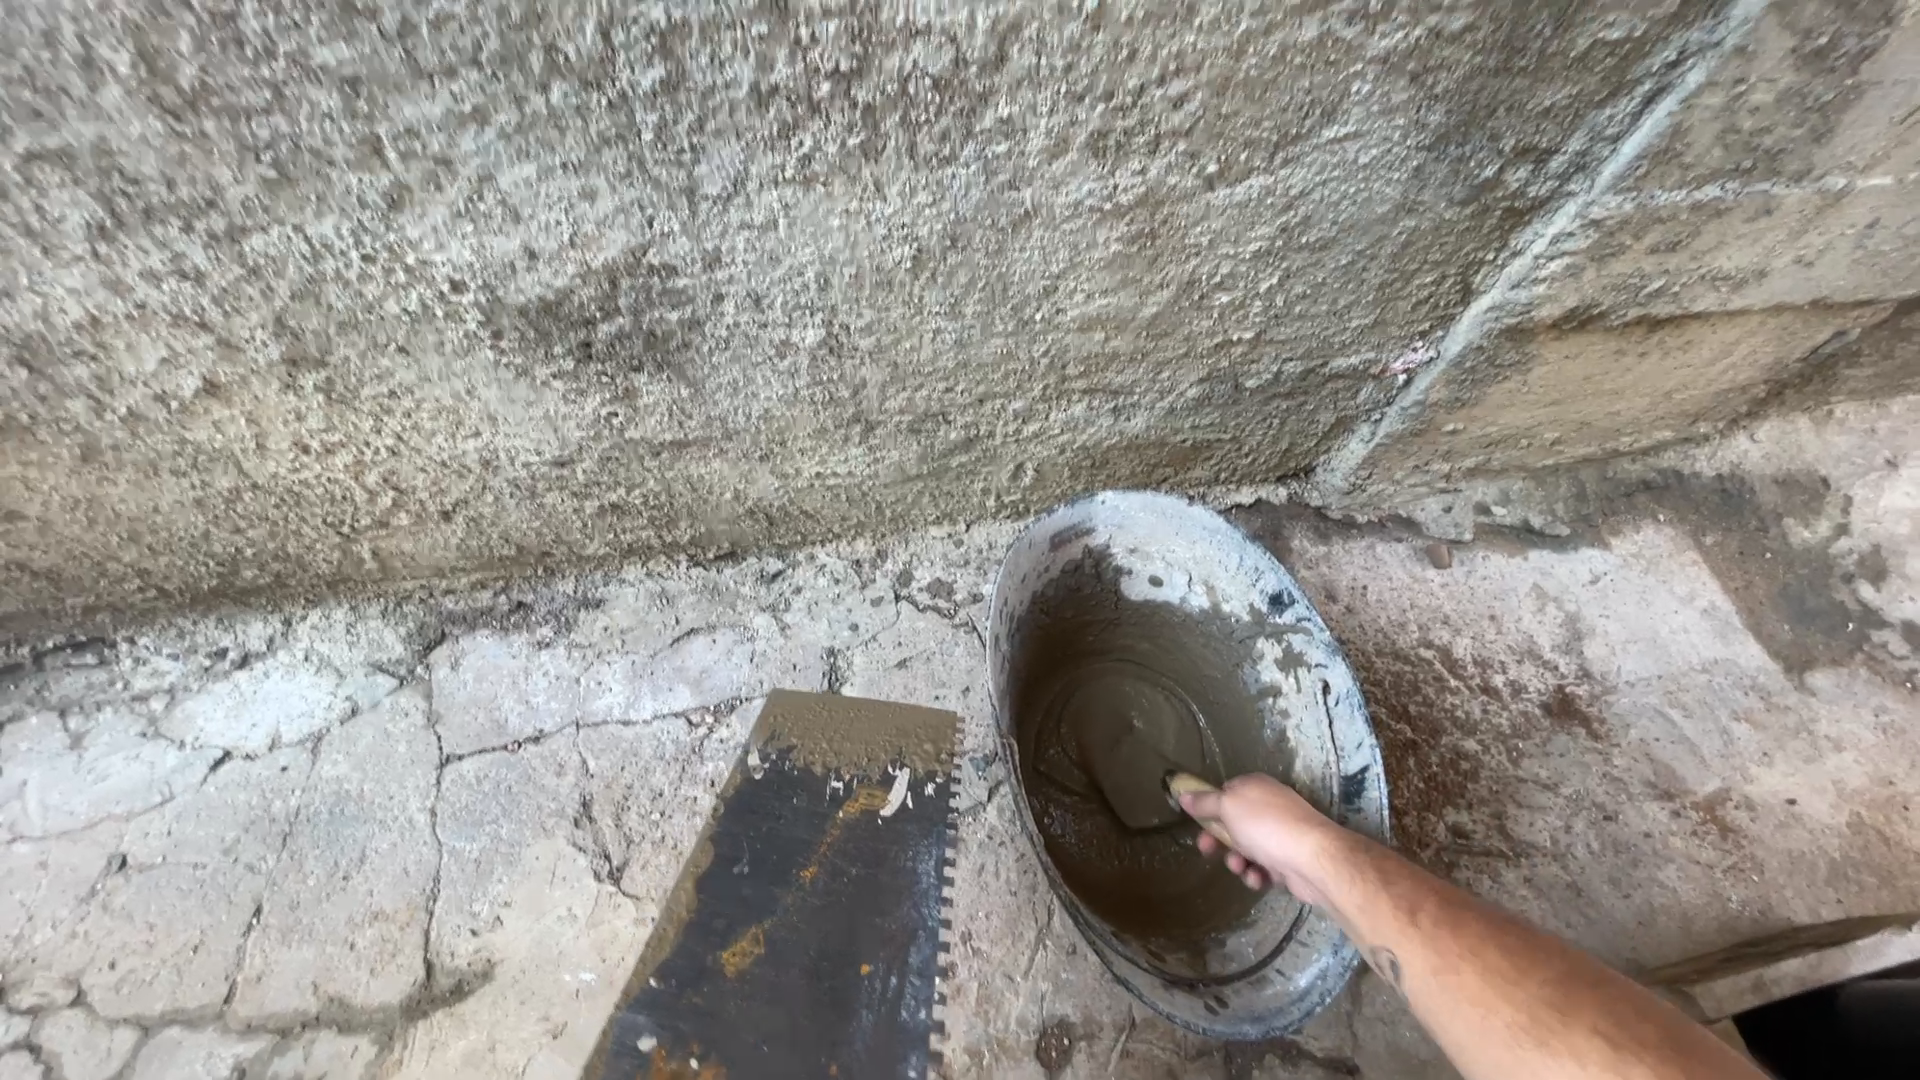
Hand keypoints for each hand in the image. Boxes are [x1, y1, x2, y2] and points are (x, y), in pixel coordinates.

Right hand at [1179, 774, 1343, 905]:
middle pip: (1234, 823)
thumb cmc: (1265, 825)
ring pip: (1247, 848)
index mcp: (1255, 786)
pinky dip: (1257, 874)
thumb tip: (1182, 794)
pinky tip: (1258, 879)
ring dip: (1237, 860)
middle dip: (1219, 840)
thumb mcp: (1226, 806)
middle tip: (1207, 851)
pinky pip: (1264, 867)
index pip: (1225, 792)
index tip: (1198, 823)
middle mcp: (1269, 806)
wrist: (1312, 859)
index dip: (1210, 809)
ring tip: (1241, 868)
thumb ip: (1204, 802)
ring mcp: (1281, 834)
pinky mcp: (1289, 860)